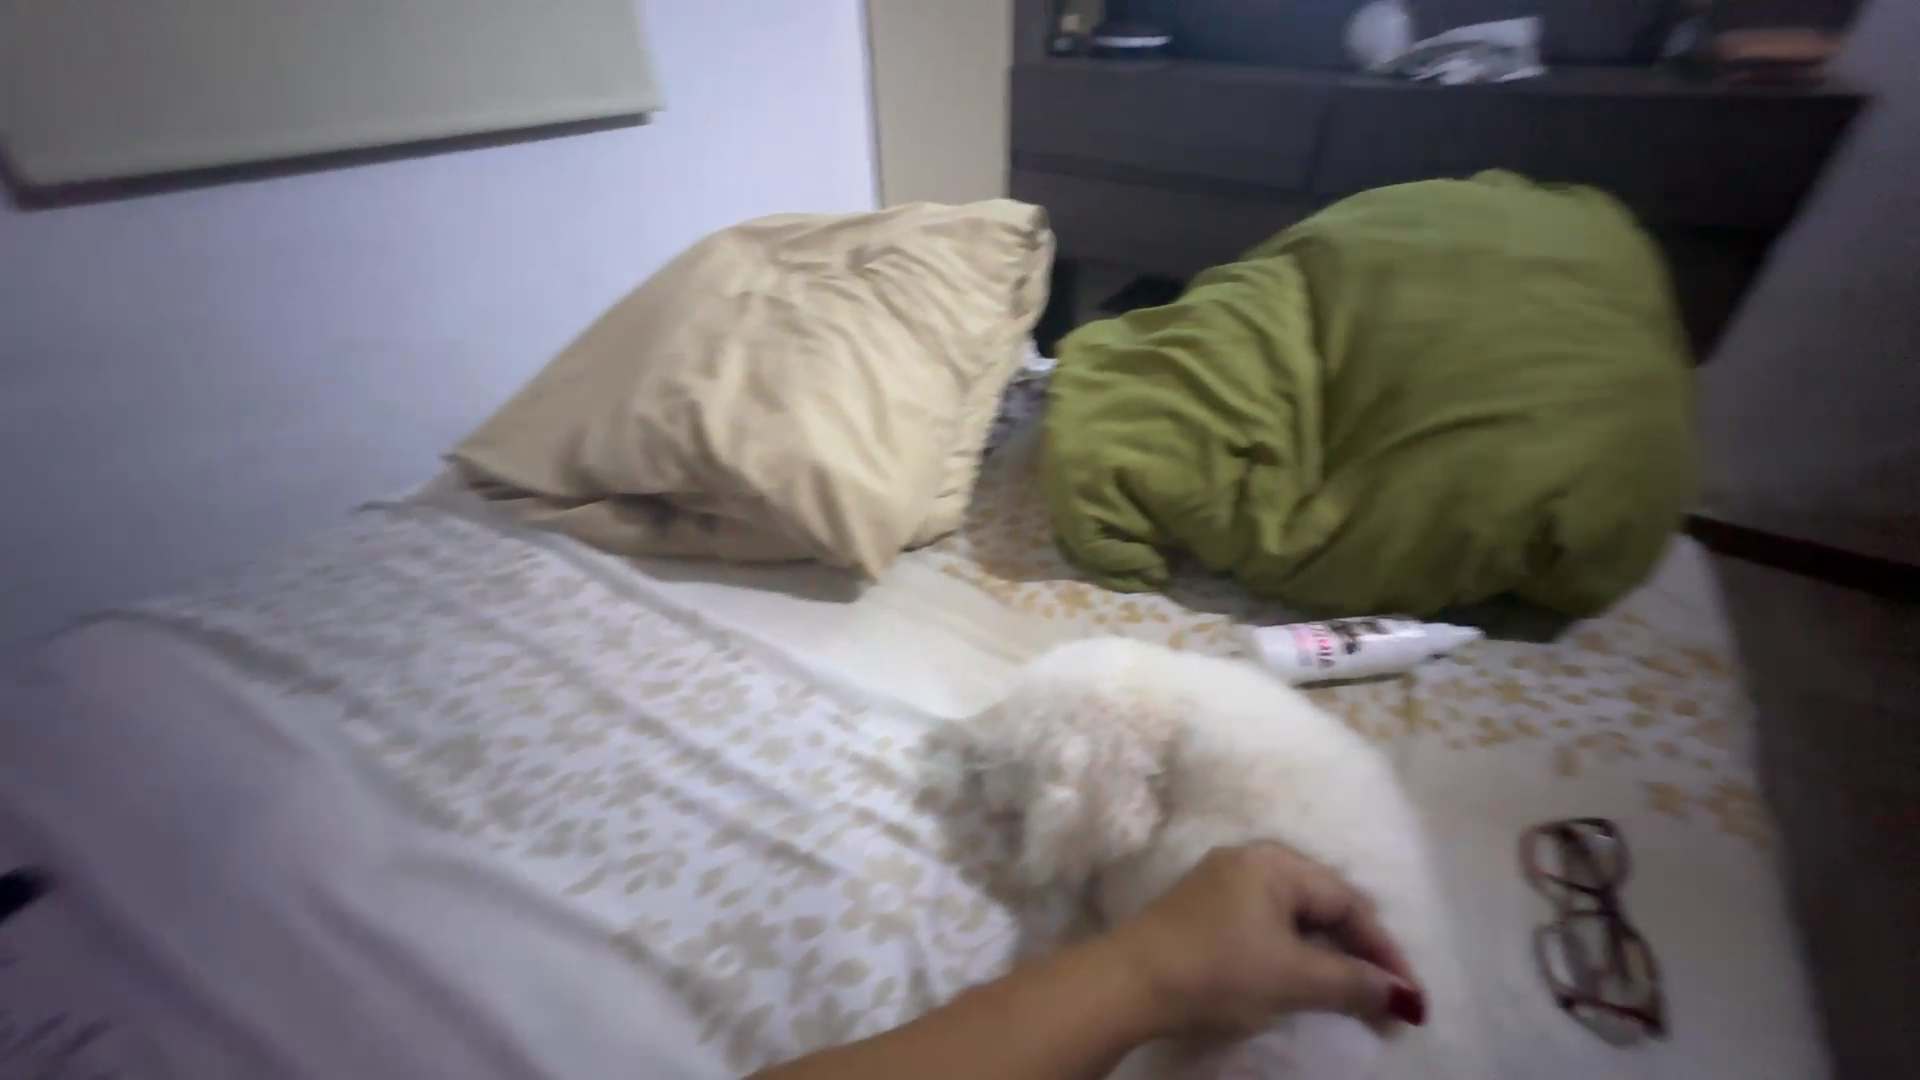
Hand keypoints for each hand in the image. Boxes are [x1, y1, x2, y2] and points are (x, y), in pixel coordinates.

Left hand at [1106, 842, 1426, 1037]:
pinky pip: (1269, 921)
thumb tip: (1403, 995)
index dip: (1383, 951)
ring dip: (1328, 956)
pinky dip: (1296, 951)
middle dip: (1359, 953)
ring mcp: (1225, 880)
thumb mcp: (1293, 978)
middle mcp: (1250, 859)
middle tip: (1389, 1003)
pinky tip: (1308, 979)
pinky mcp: (1208, 905)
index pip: (1345, 901)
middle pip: (1322, 902)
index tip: (1412, 1000)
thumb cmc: (1220, 970)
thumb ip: (1353, 983)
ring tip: (1356, 999)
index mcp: (1272, 862)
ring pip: (1295, 914)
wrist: (1134, 978)